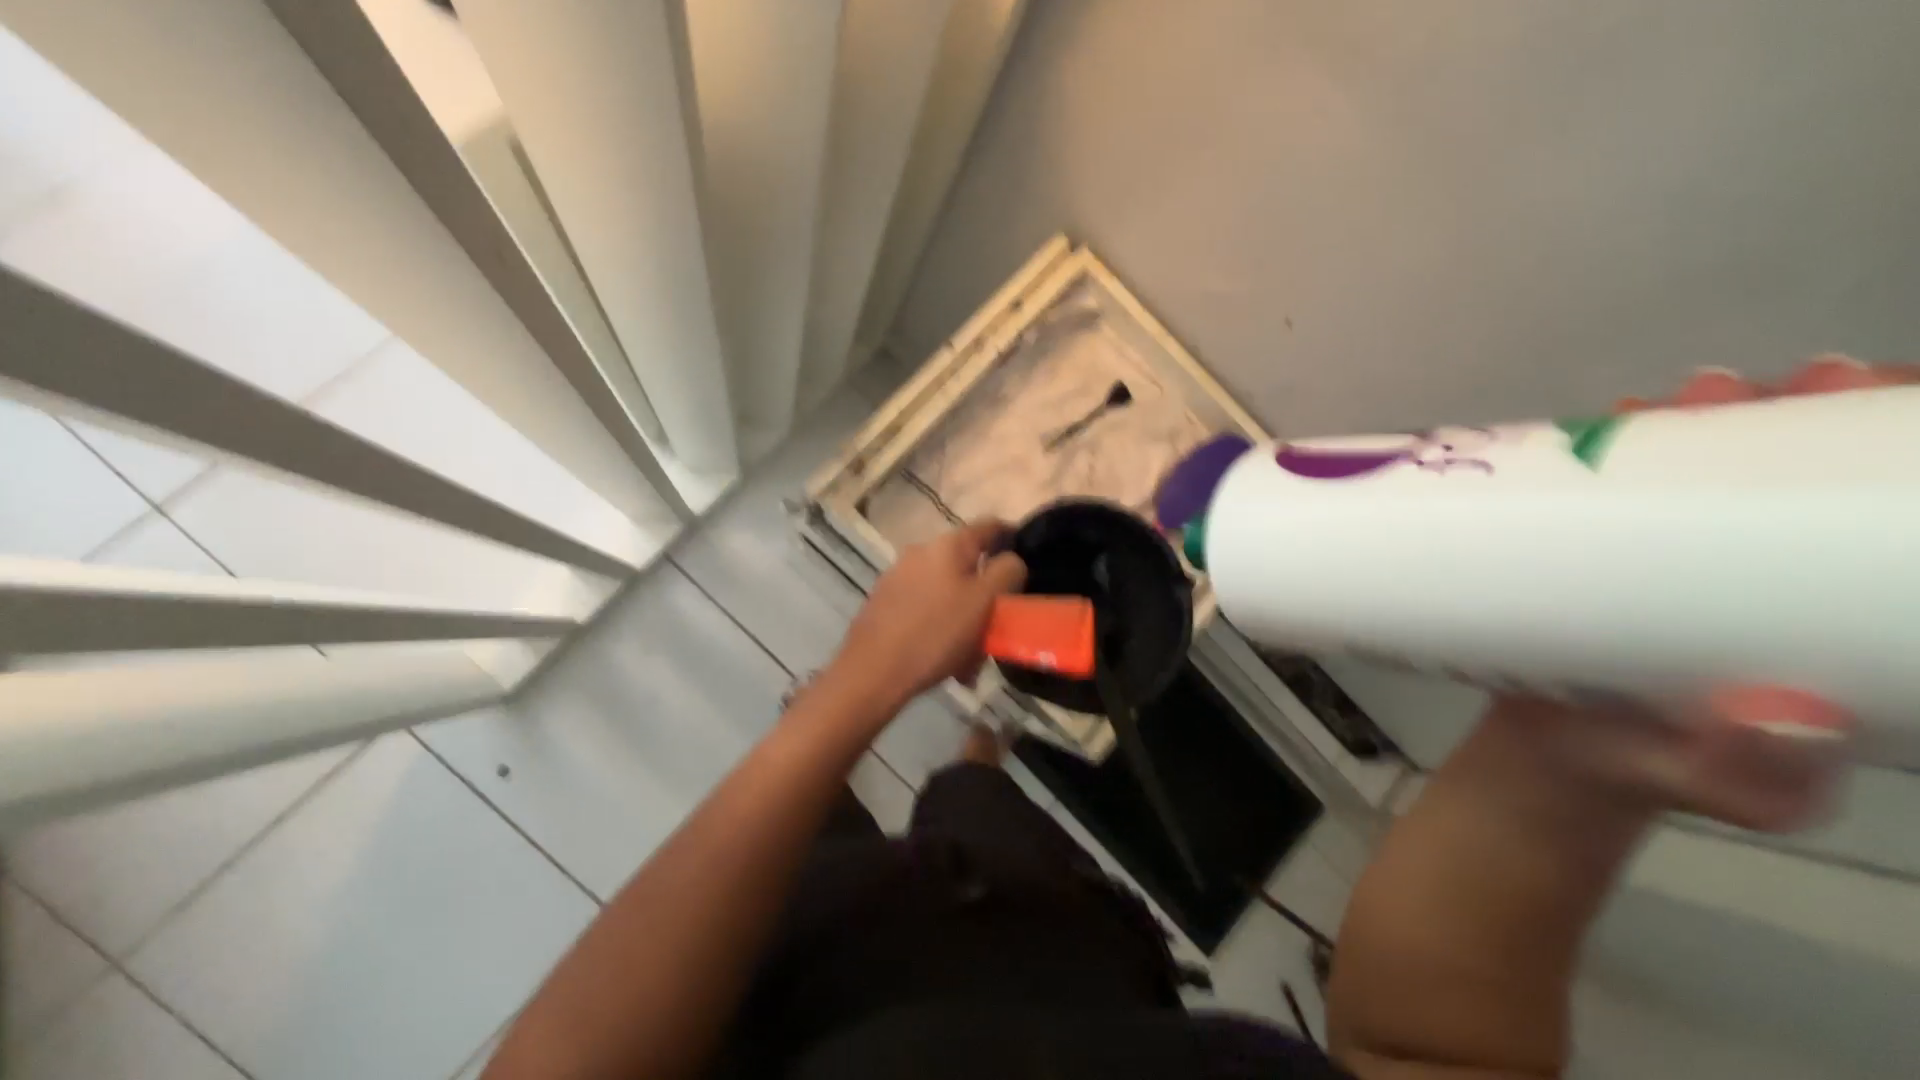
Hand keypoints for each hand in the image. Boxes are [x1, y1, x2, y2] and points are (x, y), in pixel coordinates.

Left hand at [825, 520, 1027, 717]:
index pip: (989, 527)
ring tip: (972, 660)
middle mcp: (920, 553)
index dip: (1013, 538)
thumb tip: (1012, 560)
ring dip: (965, 621)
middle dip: (986, 598)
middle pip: (967, 568)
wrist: (872, 671)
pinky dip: (942, 631)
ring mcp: (898, 578)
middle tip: (998, 628)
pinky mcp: (885, 604)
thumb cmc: (936, 633)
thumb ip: (1007, 572)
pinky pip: (926, 612)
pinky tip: (948, 664)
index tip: (1030, 560)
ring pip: (947, 595)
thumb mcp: (985, 601)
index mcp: (947, 545)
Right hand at [1508, 355, 1912, 831]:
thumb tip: (1788, 712)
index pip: (1881, 519)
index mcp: (1836, 615)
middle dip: (1816, 415)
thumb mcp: (1729, 791)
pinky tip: (1625, 418)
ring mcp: (1683, 556)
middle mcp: (1768, 570)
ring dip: (1724, 416)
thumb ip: (1757, 776)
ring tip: (1708, 391)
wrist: (1553, 759)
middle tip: (1806, 381)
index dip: (1902, 450)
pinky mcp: (1610, 551)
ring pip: (1717, 468)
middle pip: (1806, 473)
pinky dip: (1630, 445)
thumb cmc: (1655, 770)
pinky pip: (1628, 487)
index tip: (1896, 404)